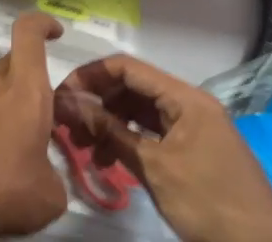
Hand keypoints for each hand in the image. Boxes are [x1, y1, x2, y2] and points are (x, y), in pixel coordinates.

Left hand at [0, 13, 67, 236]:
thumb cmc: (3, 188)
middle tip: (26, 126)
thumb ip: (52, 167)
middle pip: (9, 68)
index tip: (53, 31)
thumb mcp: (49, 193)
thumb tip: (40, 166)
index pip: (29, 34)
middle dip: (21, 89)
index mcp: (24, 90)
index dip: (41, 24)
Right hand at [55, 55, 271, 241]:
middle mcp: (190, 106)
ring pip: (139, 114)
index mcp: (186, 99)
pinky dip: (127, 142)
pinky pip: (152, 135)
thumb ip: (107, 129)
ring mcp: (194, 130)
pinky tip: (108, 161)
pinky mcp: (195, 153)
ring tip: (84, 150)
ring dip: (108, 126)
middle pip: (131, 89)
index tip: (61, 96)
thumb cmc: (209, 204)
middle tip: (67, 126)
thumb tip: (66, 102)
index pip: (127, 67)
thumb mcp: (152, 166)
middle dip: (96, 104)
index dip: (90, 76)